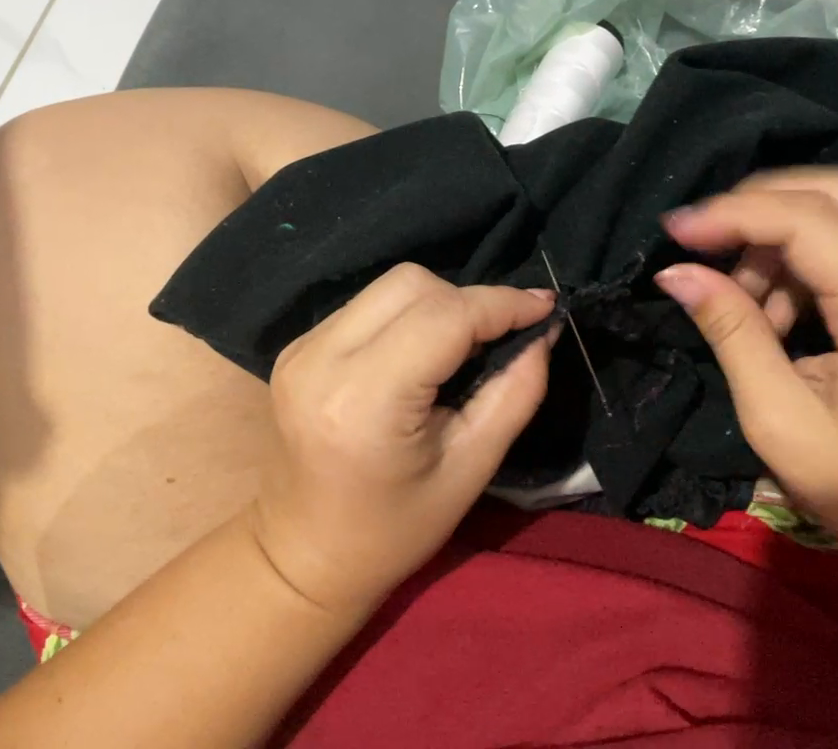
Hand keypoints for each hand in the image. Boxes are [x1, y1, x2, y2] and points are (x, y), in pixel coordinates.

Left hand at [248, 264, 556, 616]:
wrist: (305, 553)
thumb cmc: (394, 529)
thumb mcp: (470, 469)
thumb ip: (514, 393)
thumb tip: (542, 330)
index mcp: (364, 400)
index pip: (444, 317)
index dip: (501, 304)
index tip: (545, 307)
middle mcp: (320, 360)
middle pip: (411, 284)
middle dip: (466, 301)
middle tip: (497, 340)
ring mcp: (299, 349)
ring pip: (386, 287)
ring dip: (434, 305)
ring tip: (458, 351)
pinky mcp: (293, 347)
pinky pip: (363, 306)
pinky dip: (402, 317)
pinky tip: (414, 358)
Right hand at [654, 168, 837, 554]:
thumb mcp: (781, 420)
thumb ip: (732, 334)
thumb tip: (676, 273)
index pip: (808, 221)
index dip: (734, 213)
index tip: (674, 230)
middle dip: (759, 201)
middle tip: (704, 236)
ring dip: (778, 236)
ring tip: (740, 298)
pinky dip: (799, 259)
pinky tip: (774, 314)